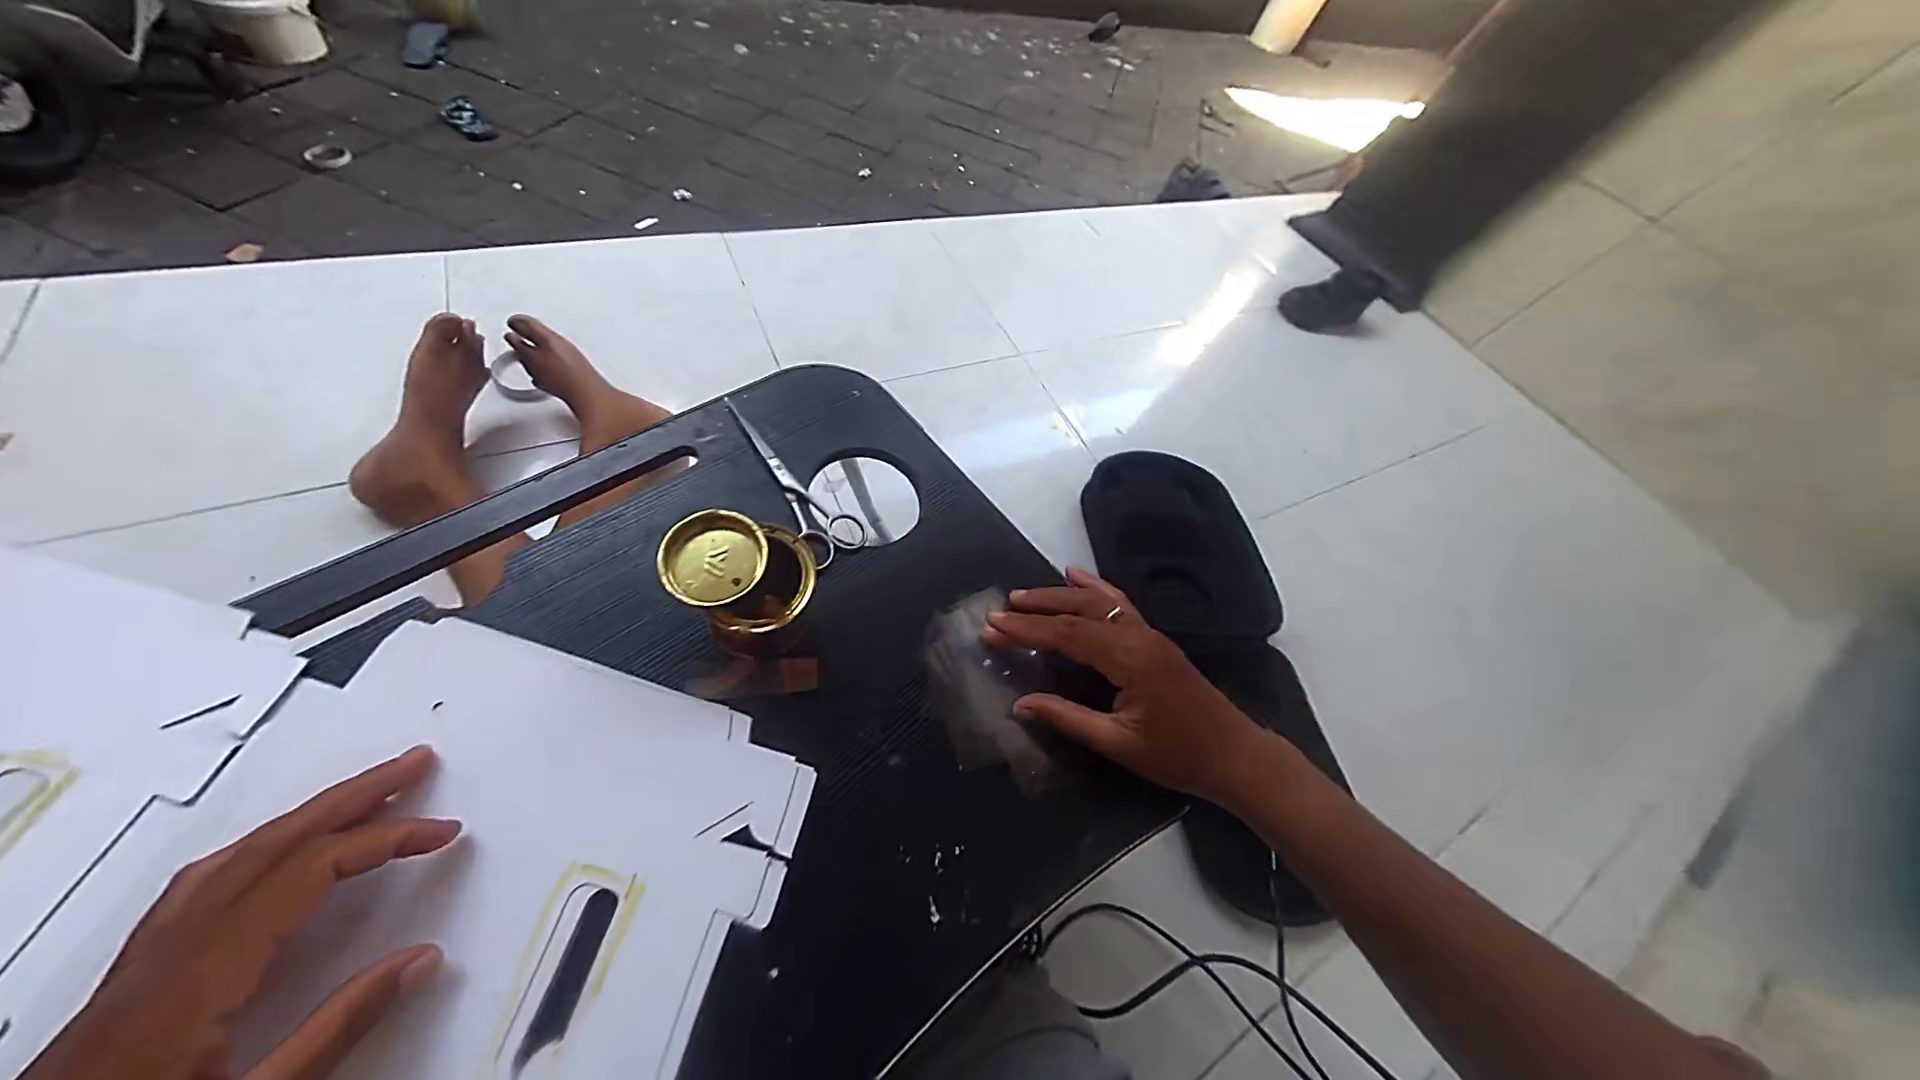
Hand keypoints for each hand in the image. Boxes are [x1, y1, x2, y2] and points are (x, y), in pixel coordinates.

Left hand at [24, 746, 461, 1079]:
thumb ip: (340, 1025)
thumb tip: (420, 960)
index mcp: (197, 976)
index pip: (310, 869)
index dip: (386, 838)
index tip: (440, 832)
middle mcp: (165, 955)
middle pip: (273, 843)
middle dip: (354, 795)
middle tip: (412, 766)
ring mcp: (142, 963)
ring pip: (235, 856)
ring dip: (309, 814)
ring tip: (361, 796)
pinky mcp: (133, 979)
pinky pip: (204, 883)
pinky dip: (261, 846)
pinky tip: (281, 850)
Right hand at [982, 567, 1279, 804]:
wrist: (1235, 756)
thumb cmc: (1177, 755)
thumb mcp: (1117, 743)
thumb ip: (1068, 718)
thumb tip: (1022, 703)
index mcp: (1130, 659)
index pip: (1068, 634)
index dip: (1027, 630)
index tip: (993, 627)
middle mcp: (1139, 636)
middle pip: (1080, 611)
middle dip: (1037, 609)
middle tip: (1000, 610)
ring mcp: (1150, 634)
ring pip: (1099, 602)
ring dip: (1059, 595)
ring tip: (1024, 595)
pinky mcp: (1155, 640)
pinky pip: (1120, 604)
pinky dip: (1095, 587)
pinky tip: (1076, 576)